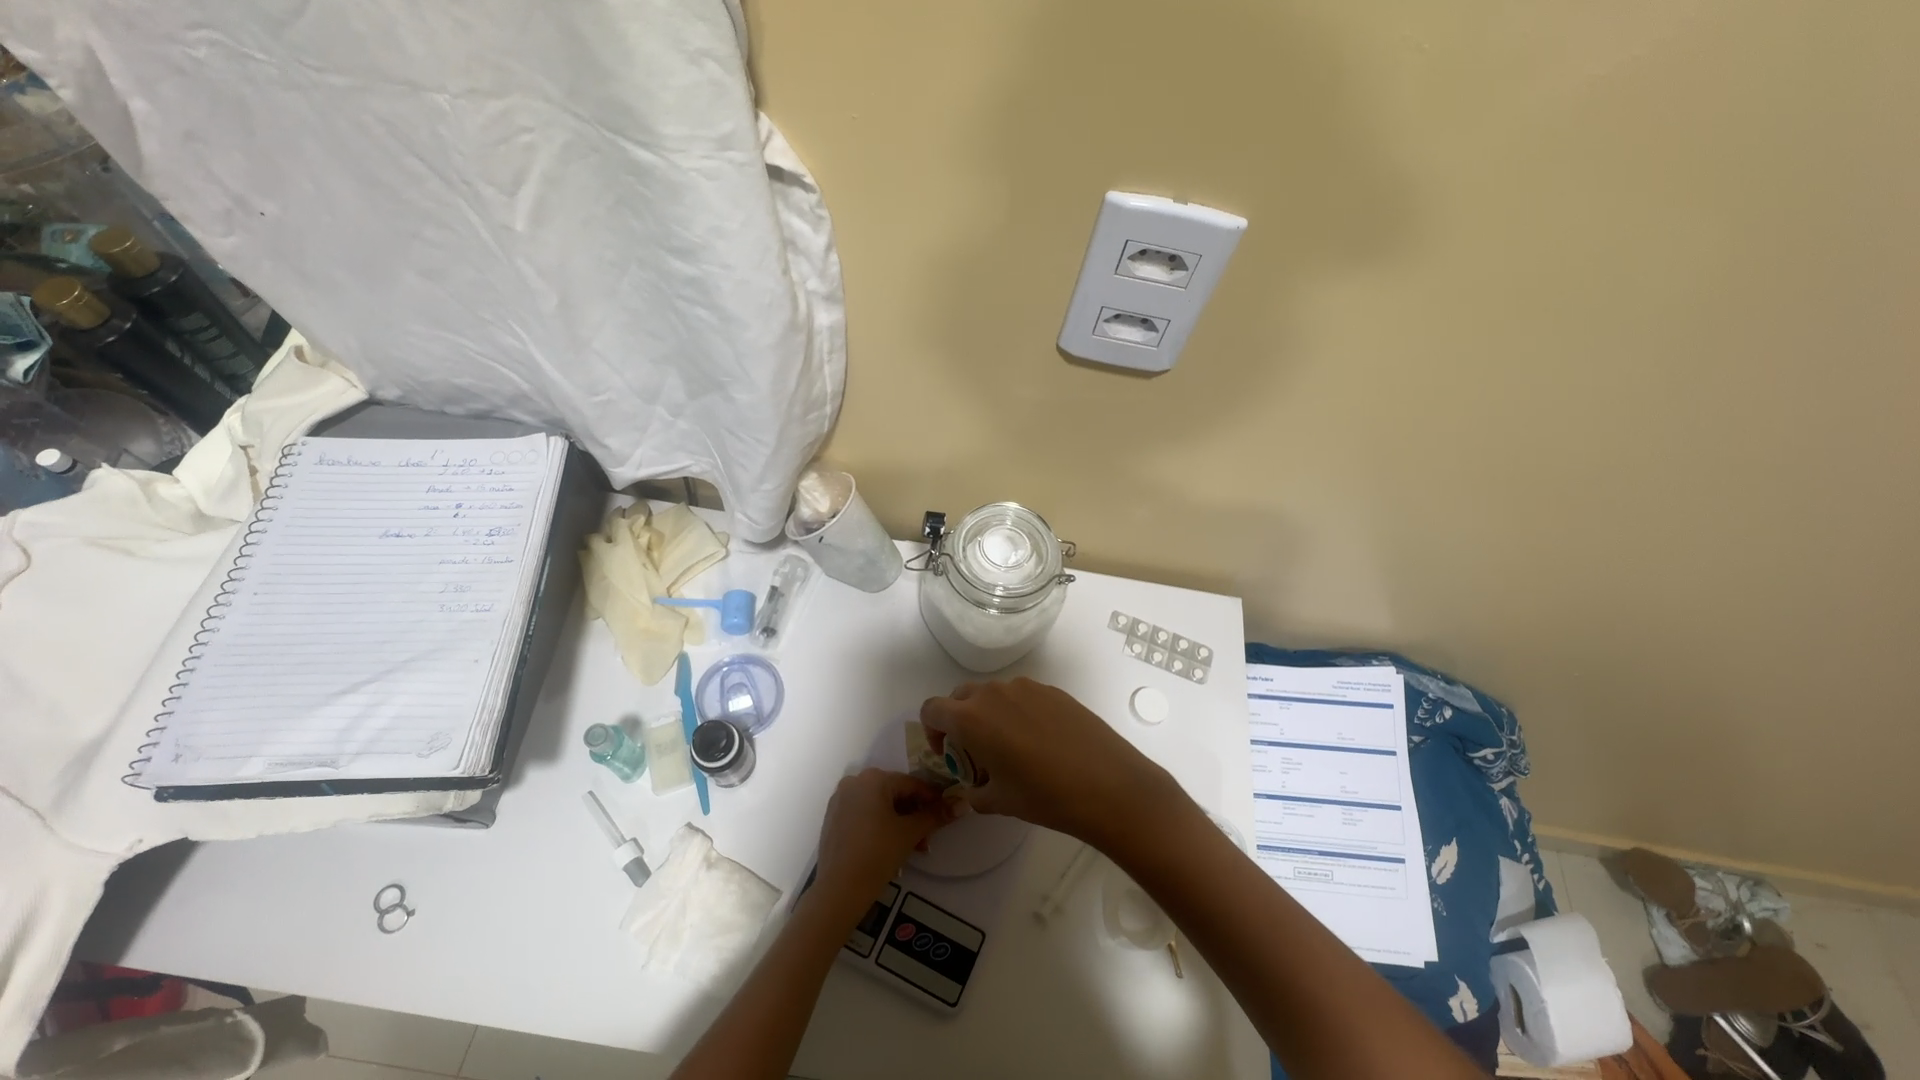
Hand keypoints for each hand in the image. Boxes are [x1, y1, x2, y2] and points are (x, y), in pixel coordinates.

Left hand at [812, 769, 957, 913]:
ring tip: (913, 847)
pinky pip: (864, 815)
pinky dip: (880, 826)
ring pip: (879, 806)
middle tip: (927, 838)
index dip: (932, 799)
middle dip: (914, 815)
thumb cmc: (878, 853)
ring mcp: (840, 800)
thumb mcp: (910, 833)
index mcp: (873, 779)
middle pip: (894, 794)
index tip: (946, 813)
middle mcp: (854, 782)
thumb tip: (962, 804)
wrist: (840, 888)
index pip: (912, 784)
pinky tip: (891, 847)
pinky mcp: (833, 818)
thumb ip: (936, 816)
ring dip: (900, 823)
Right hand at [919, 678, 1179, 847]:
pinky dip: (1019, 713)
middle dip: (960, 722)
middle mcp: (995, 694)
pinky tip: (1041, 743)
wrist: (1109, 786)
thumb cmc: (1045, 796)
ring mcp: (1027, 688)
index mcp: (971, 719)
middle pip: (961, 697)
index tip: (948, 755)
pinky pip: (1023, 697)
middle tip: (977, 754)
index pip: (932, 709)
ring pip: (995, 695)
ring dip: (991, 716)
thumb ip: (974, 792)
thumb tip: (974, 788)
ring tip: (1012, 750)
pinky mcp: (1054, 691)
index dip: (932, 732)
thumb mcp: (999, 802)